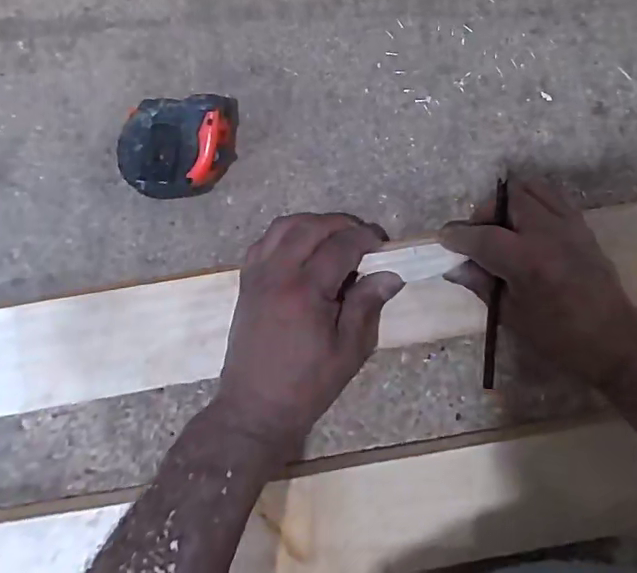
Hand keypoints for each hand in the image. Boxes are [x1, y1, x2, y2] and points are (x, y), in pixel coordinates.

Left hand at [213, 213, 403, 453]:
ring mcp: (257, 277)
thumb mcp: (350, 349)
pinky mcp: (246, 284)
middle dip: (343, 224)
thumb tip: (390, 275)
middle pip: (311, 227)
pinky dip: (287, 235)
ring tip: (335, 238)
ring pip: (284, 227)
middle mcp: (278, 276)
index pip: (341, 246)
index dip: (366, 238)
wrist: (253, 412)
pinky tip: (304, 250)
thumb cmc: (307, 385)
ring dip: (314, 223)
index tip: (384, 244)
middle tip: (364, 238)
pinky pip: (265, 242)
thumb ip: (367, 305)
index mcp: (305, 292)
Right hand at [440, 178, 636, 390]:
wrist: (612, 337)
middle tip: (478, 236)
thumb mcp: (512, 316)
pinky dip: (534, 200)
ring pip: (531, 188)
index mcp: (527, 260)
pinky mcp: (581, 223)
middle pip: (507, 198)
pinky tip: (528, 224)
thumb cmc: (559, 337)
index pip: (483, 235)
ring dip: (511, 201)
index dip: (459, 235)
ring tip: (504, 227)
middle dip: (486, 213)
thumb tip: (457, 266)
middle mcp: (547, 232)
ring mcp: (568, 223)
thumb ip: (483, 284)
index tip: (445, 237)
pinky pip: (553, 195)